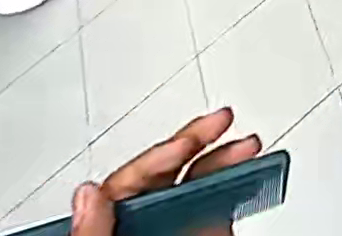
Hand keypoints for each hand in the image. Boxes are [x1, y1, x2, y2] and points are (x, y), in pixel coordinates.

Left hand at [70, 108, 259, 235]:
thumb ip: (94, 234)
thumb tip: (87, 193)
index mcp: (112, 224)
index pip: (128, 180)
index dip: (158, 154)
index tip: (186, 141)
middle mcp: (144, 221)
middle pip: (170, 167)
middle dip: (199, 137)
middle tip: (222, 118)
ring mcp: (178, 224)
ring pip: (203, 177)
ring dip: (229, 153)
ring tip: (249, 144)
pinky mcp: (211, 227)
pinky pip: (227, 195)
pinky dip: (244, 175)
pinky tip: (254, 164)